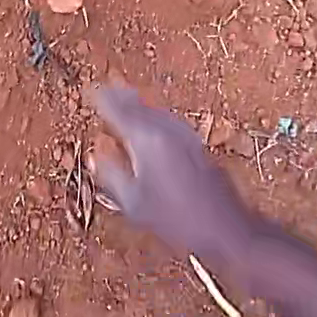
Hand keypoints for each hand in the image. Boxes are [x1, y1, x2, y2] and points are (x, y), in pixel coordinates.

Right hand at [89, 86, 259, 258]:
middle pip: (138, 104)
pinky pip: (167, 119)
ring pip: (154, 110)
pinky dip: (152, 115)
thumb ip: (111, 175)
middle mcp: (166, 129)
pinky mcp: (196, 143)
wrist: (224, 226)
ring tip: (123, 99)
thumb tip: (96, 156)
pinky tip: (150, 124)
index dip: (103, 99)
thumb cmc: (176, 218)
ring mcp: (184, 134)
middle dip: (120, 96)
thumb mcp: (133, 203)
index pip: (119, 110)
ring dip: (138, 104)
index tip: (92, 90)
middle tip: (105, 90)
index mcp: (146, 139)